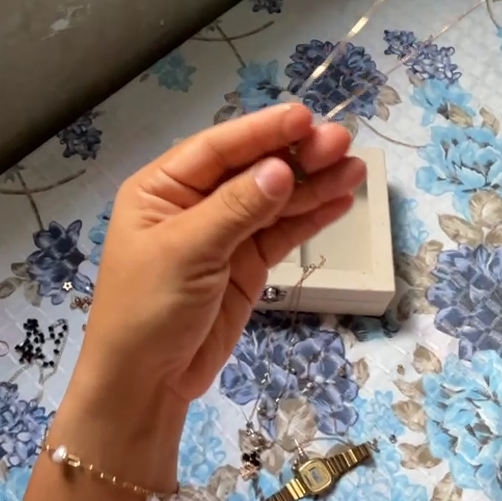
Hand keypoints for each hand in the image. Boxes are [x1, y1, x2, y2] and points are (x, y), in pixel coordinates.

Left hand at [80, 104, 364, 405]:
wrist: (146, 382)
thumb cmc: (148, 308)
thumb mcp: (186, 252)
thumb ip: (235, 209)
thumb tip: (280, 169)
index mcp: (162, 188)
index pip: (217, 149)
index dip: (262, 131)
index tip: (305, 118)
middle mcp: (194, 204)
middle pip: (251, 170)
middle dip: (295, 156)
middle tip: (342, 141)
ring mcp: (223, 235)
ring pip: (273, 201)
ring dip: (313, 185)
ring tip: (355, 168)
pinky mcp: (245, 266)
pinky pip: (281, 234)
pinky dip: (309, 219)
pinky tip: (341, 201)